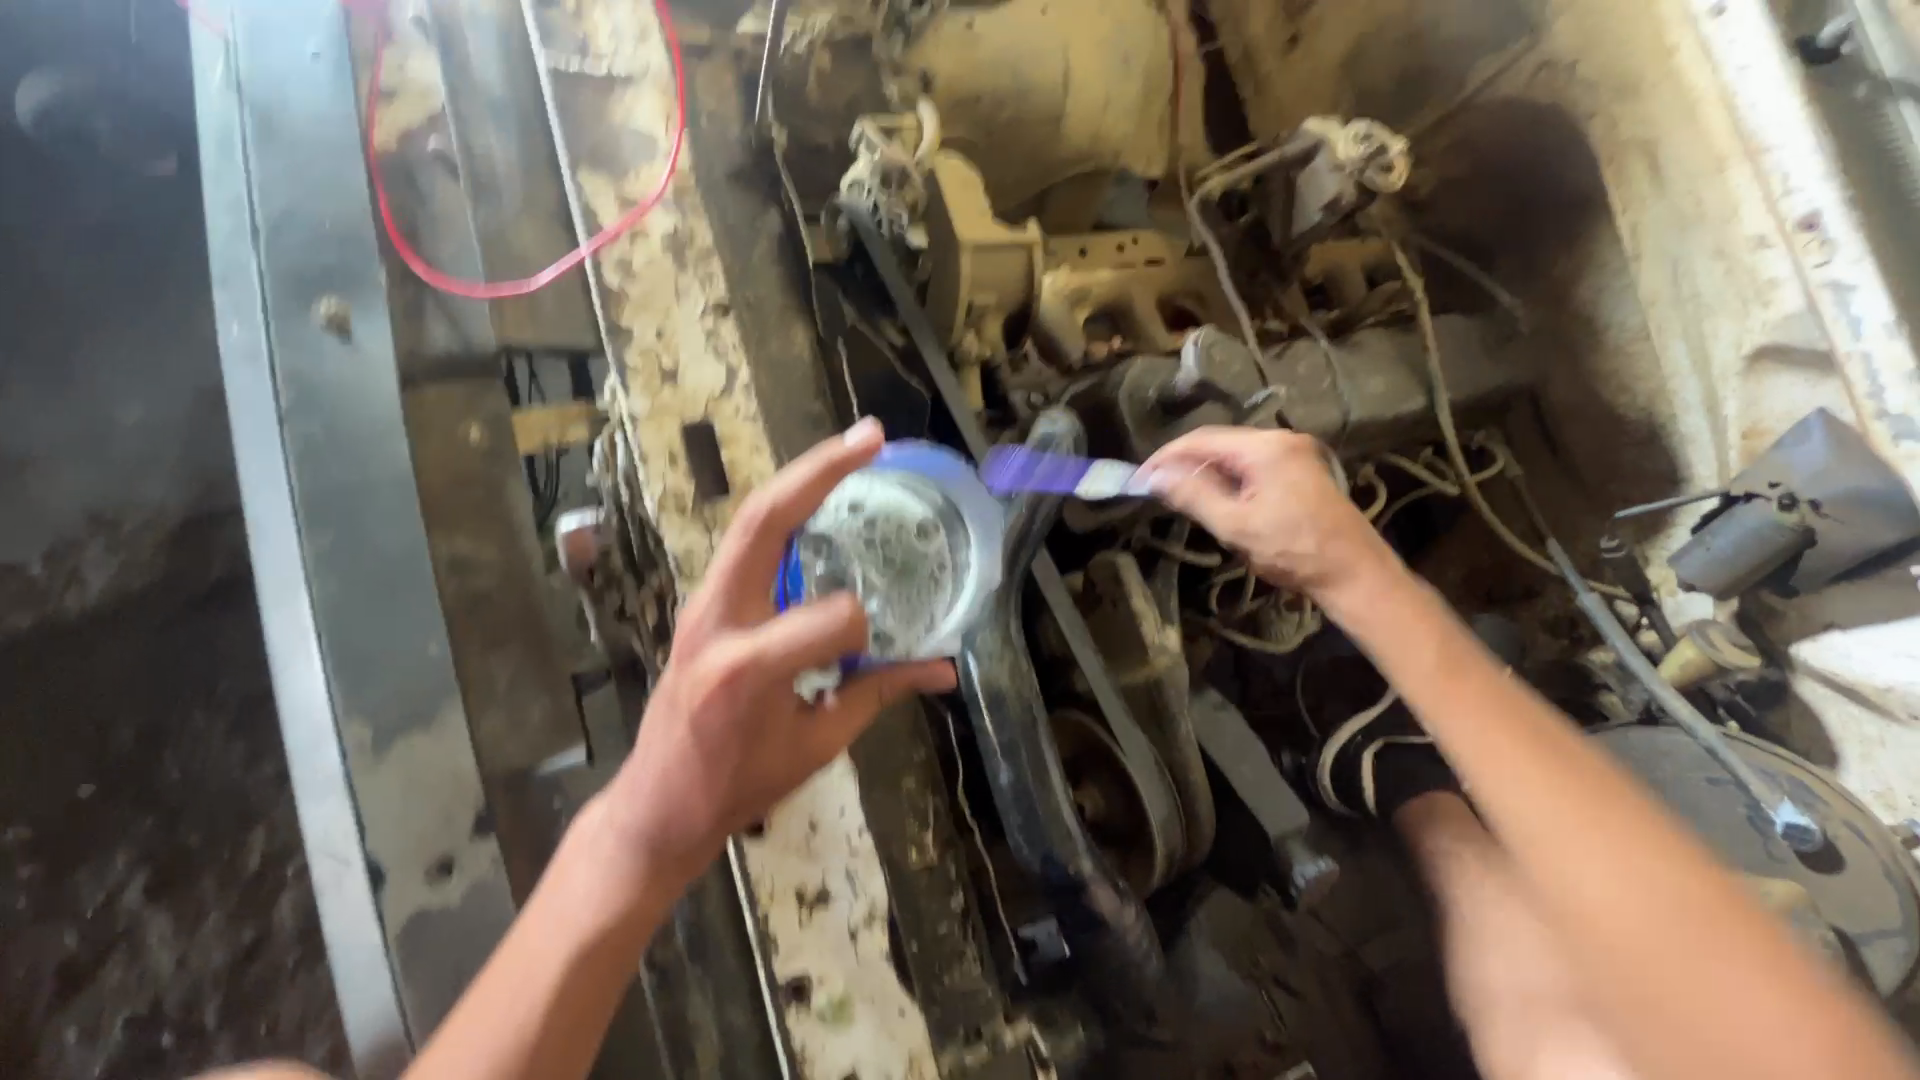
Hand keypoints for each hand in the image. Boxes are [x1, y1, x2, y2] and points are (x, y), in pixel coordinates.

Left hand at [598, 418, 957, 891]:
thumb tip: (943, 669)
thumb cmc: (738, 784)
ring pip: (749, 520)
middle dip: (820, 470)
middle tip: (872, 436)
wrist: (658, 802)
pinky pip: (744, 542)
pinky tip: (816, 499)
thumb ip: (878, 694)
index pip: (832, 617)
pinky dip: (783, 511)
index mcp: (748, 669)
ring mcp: (701, 604)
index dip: (865, 626)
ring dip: (800, 478)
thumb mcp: (816, 745)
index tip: (875, 645)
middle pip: (764, 521)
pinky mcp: (700, 602)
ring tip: (852, 449)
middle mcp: (716, 620)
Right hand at [1144, 426, 1401, 601]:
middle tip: (1154, 488)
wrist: (1355, 573)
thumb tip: (1155, 476)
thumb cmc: (1294, 550)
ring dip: (1204, 473)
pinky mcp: (1300, 472)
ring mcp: (1294, 454)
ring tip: (1177, 495)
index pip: (1201, 439)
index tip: (1139, 478)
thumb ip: (1193, 495)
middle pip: (1218, 443)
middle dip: (1183, 464)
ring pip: (1234, 456)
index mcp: (1265, 447)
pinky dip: (1227, 479)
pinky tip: (1213, 499)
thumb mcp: (1236, 525)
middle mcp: (1281, 440)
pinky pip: (1252, 467)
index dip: (1166, 457)